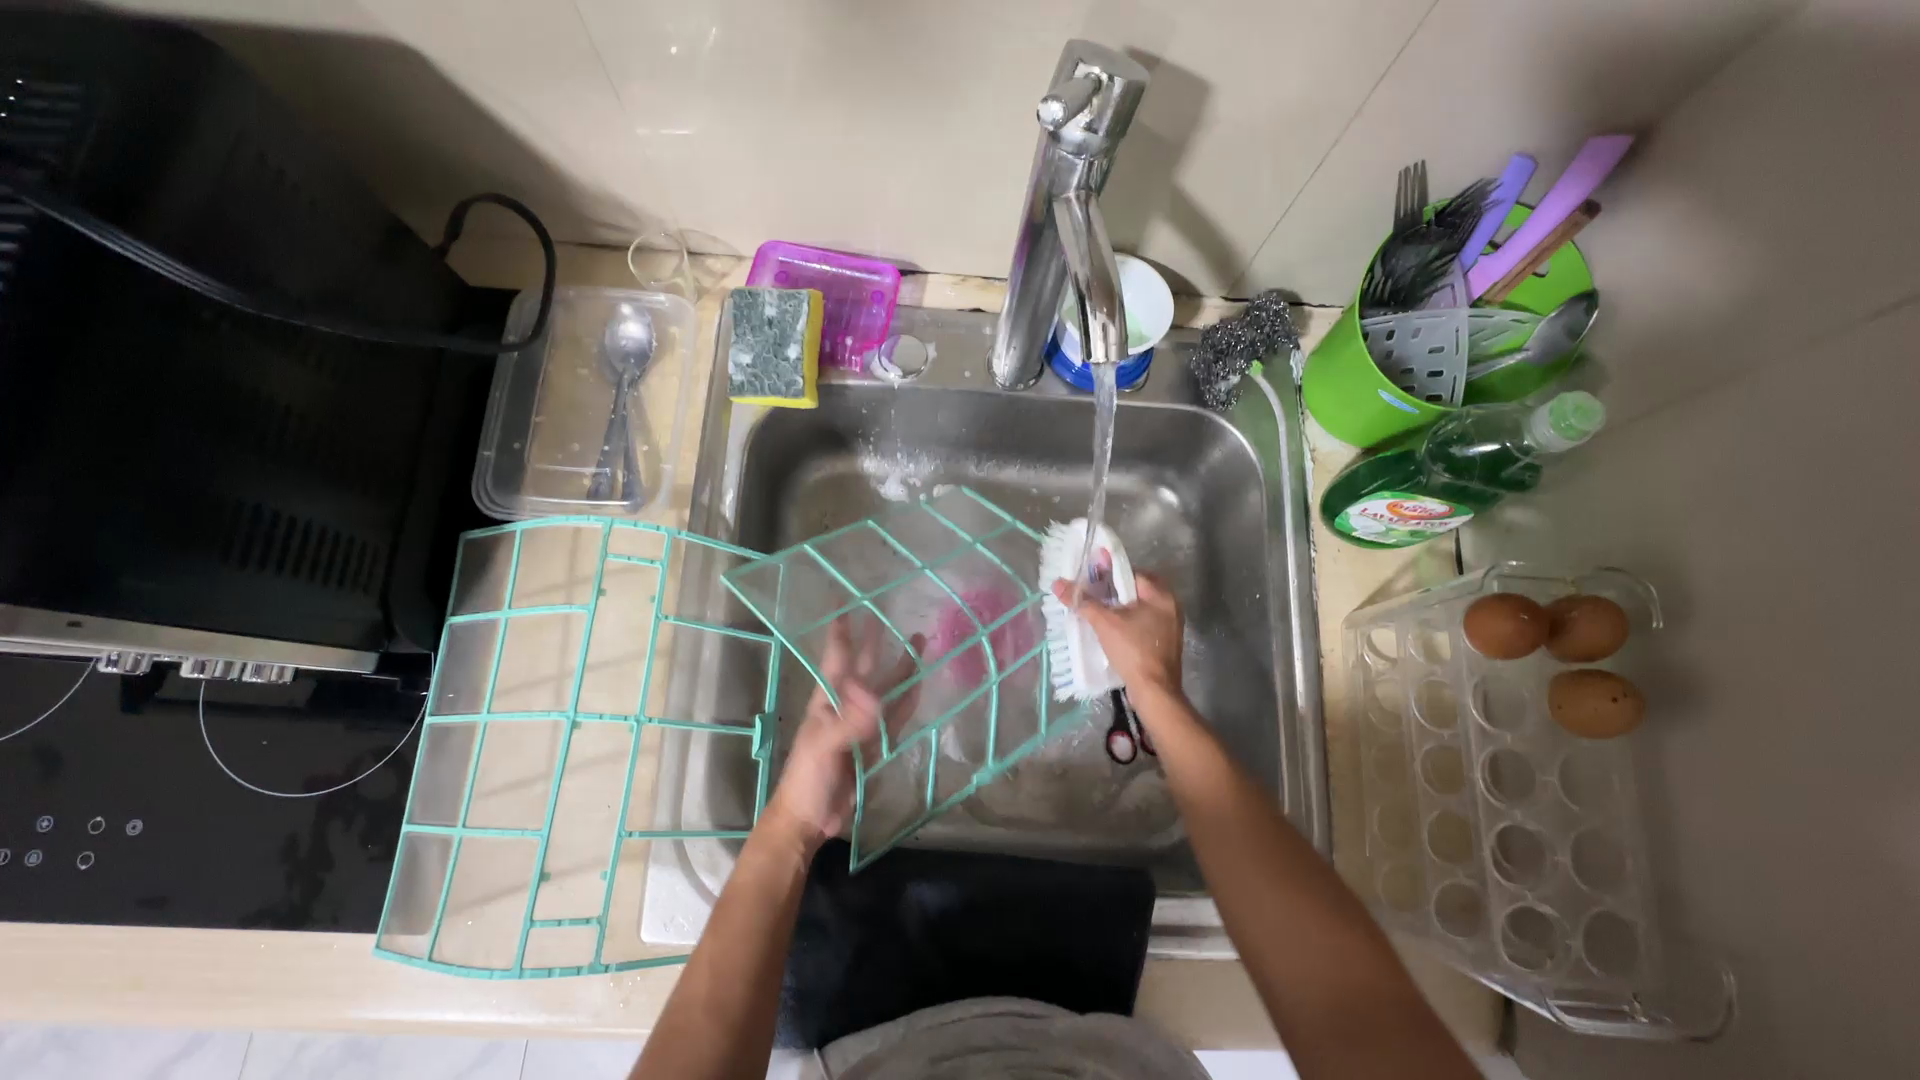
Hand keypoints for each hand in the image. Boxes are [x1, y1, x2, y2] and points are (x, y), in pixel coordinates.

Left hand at [765, 616, 922, 852]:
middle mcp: (846, 705)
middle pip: (865, 665)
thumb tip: (876, 695)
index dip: (842, 631)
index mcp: (827, 700)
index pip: (836, 657)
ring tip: (918, 640)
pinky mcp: (876, 744)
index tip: (846, 602)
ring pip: (885, 687)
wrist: (811, 818)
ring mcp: (863, 724)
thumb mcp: (824, 746)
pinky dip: (908, 700)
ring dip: (900, 666)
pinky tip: (920, 684)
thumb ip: (850, 722)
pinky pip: (896, 716)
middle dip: (875, 639)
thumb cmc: (807, 777)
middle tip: (888, 611)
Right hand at [1052, 570, 1184, 698]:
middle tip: (1093, 597)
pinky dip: (1129, 623)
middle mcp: (1171, 605)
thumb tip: (1058, 584)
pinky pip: (1145, 623)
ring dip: (1121, 608)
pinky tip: (1113, 630)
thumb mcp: (1104, 623)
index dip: (1108, 574)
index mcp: (1161, 594)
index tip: (1090, 580)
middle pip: (1136, 590)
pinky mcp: (1166, 641)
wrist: (1154, 690)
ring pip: (1140, 607)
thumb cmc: (1132, 650)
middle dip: (1114, 592)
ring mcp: (1171, 625)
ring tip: (1099, 613)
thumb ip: (1082, 601)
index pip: (1131, 573)